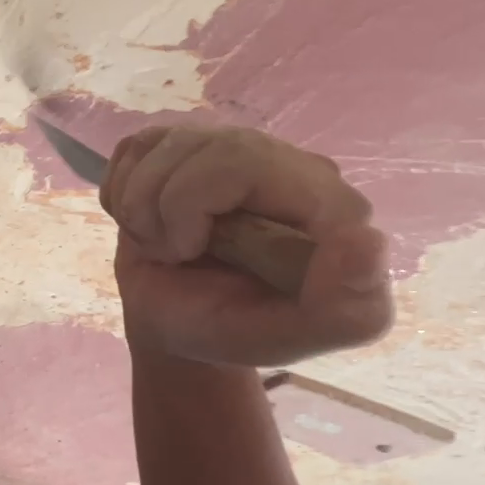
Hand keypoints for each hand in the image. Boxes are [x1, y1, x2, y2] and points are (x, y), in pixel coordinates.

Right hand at [102, 126, 391, 366]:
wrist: (167, 320)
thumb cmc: (224, 329)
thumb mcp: (286, 339)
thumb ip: (345, 311)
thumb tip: (364, 239)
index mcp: (324, 202)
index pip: (248, 163)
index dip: (194, 206)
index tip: (191, 253)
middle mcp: (280, 162)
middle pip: (201, 148)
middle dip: (163, 209)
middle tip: (171, 251)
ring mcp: (226, 148)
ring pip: (160, 145)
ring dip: (138, 207)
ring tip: (160, 242)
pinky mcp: (178, 148)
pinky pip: (133, 146)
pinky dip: (120, 192)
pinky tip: (145, 220)